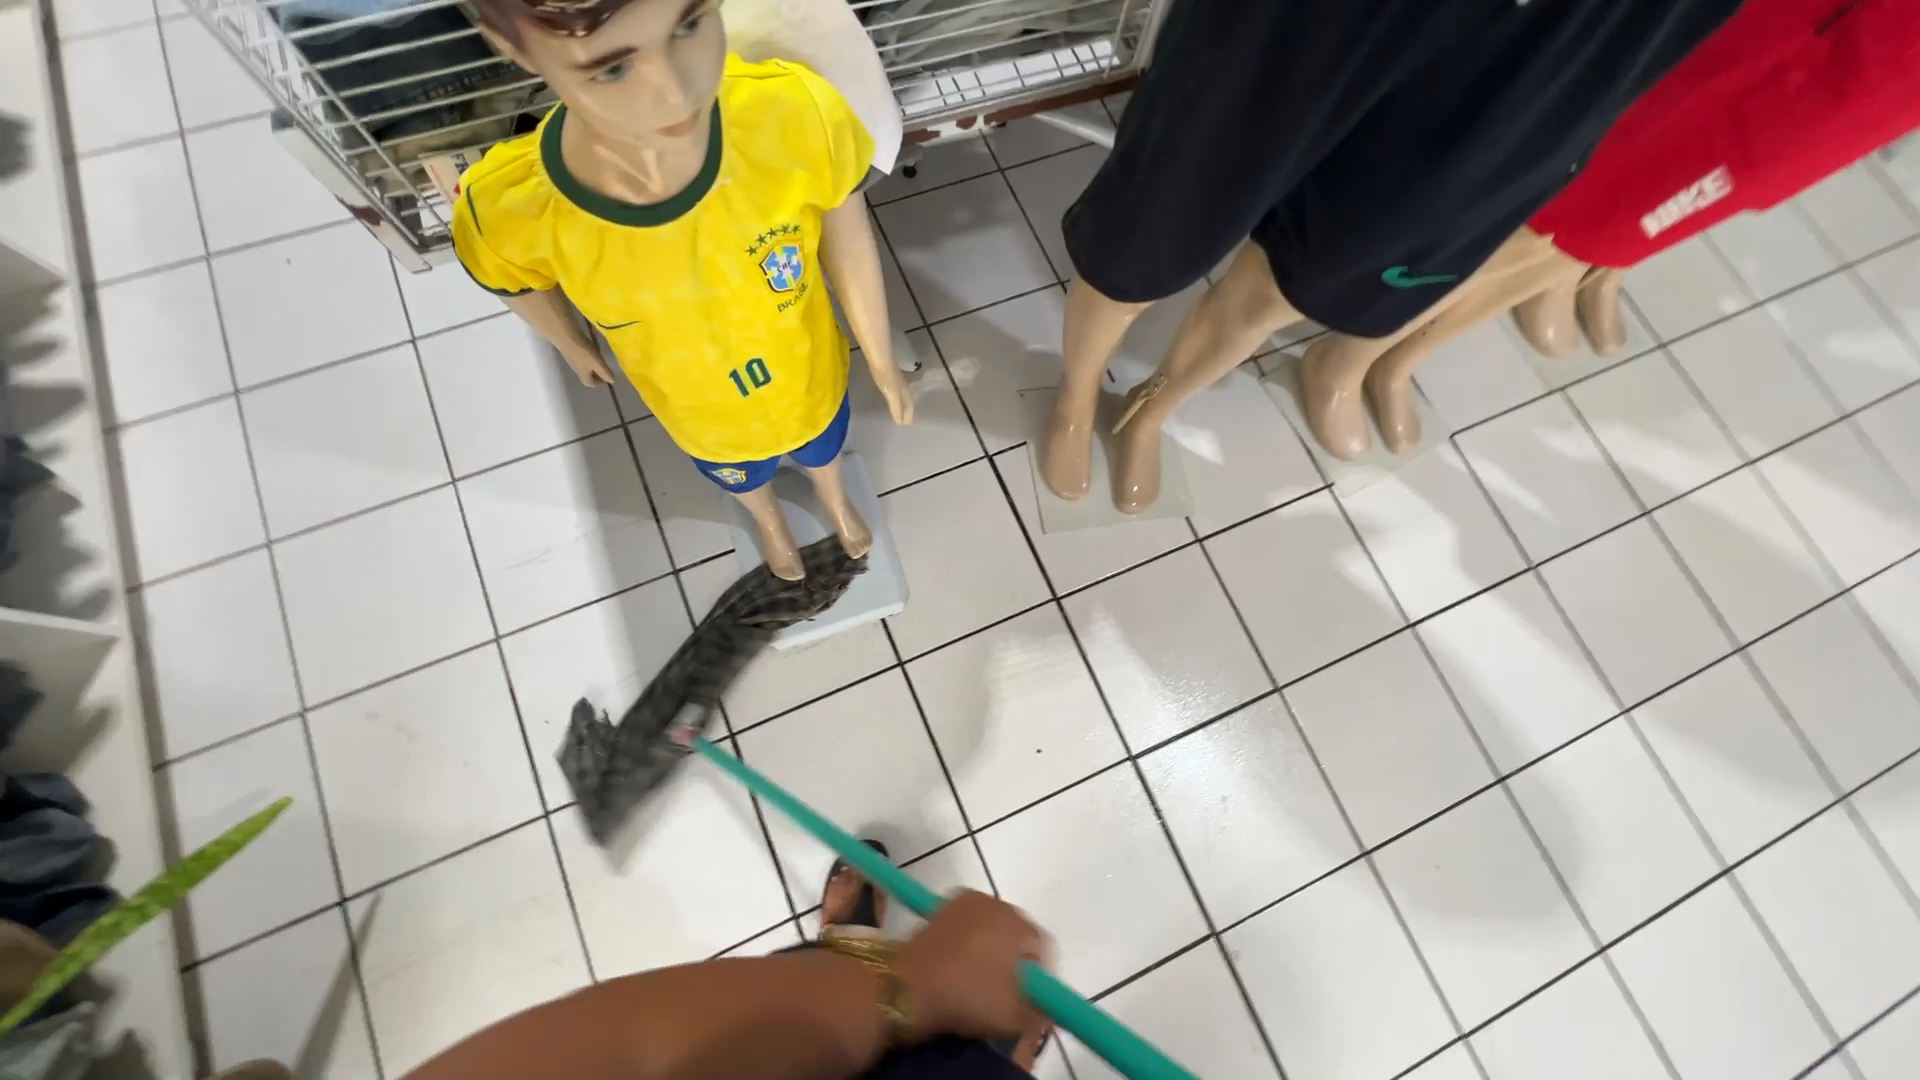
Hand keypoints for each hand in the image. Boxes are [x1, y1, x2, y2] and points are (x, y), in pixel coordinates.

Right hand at [563, 346, 613, 387]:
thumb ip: (605, 373)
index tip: (607, 377)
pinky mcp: (569, 350)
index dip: (600, 382)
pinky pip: (580, 357)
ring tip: (600, 358)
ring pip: (584, 366)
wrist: (565, 336)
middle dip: (596, 373)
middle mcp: (576, 369)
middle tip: (605, 367)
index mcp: (583, 375)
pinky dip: (587, 356)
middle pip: (587, 375)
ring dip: (592, 364)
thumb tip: (612, 382)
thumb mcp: (598, 364)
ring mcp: (571, 359)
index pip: (591, 383)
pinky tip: (591, 349)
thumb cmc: (584, 352)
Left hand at [872, 364, 914, 425]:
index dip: (908, 414)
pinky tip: (891, 391)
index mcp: (905, 392)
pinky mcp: (891, 374)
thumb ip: (896, 408)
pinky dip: (897, 393)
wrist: (881, 358)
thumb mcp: (892, 395)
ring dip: (903, 401)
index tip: (907, 423)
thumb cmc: (886, 377)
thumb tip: (900, 422)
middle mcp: (904, 386)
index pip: (909, 406)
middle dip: (908, 408)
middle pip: (909, 399)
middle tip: (906, 417)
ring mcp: (897, 379)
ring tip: (900, 406)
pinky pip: (897, 387)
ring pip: (904, 392)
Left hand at [894, 890, 1049, 1043]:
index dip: (1039, 974)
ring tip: (978, 976)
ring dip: (991, 946)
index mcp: (1018, 924)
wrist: (911, 983)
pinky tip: (959, 961)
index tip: (1029, 996)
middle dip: (1015, 958)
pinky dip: (969, 937)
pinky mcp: (944, 905)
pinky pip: (969, 921)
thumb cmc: (968, 995)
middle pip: (1018, 931)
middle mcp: (996, 902)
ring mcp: (967, 900)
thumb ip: (1039, 1012)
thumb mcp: (1013, 1017)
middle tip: (1004, 988)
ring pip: (992, 925)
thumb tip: (1044, 1009)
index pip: (1043, 947)